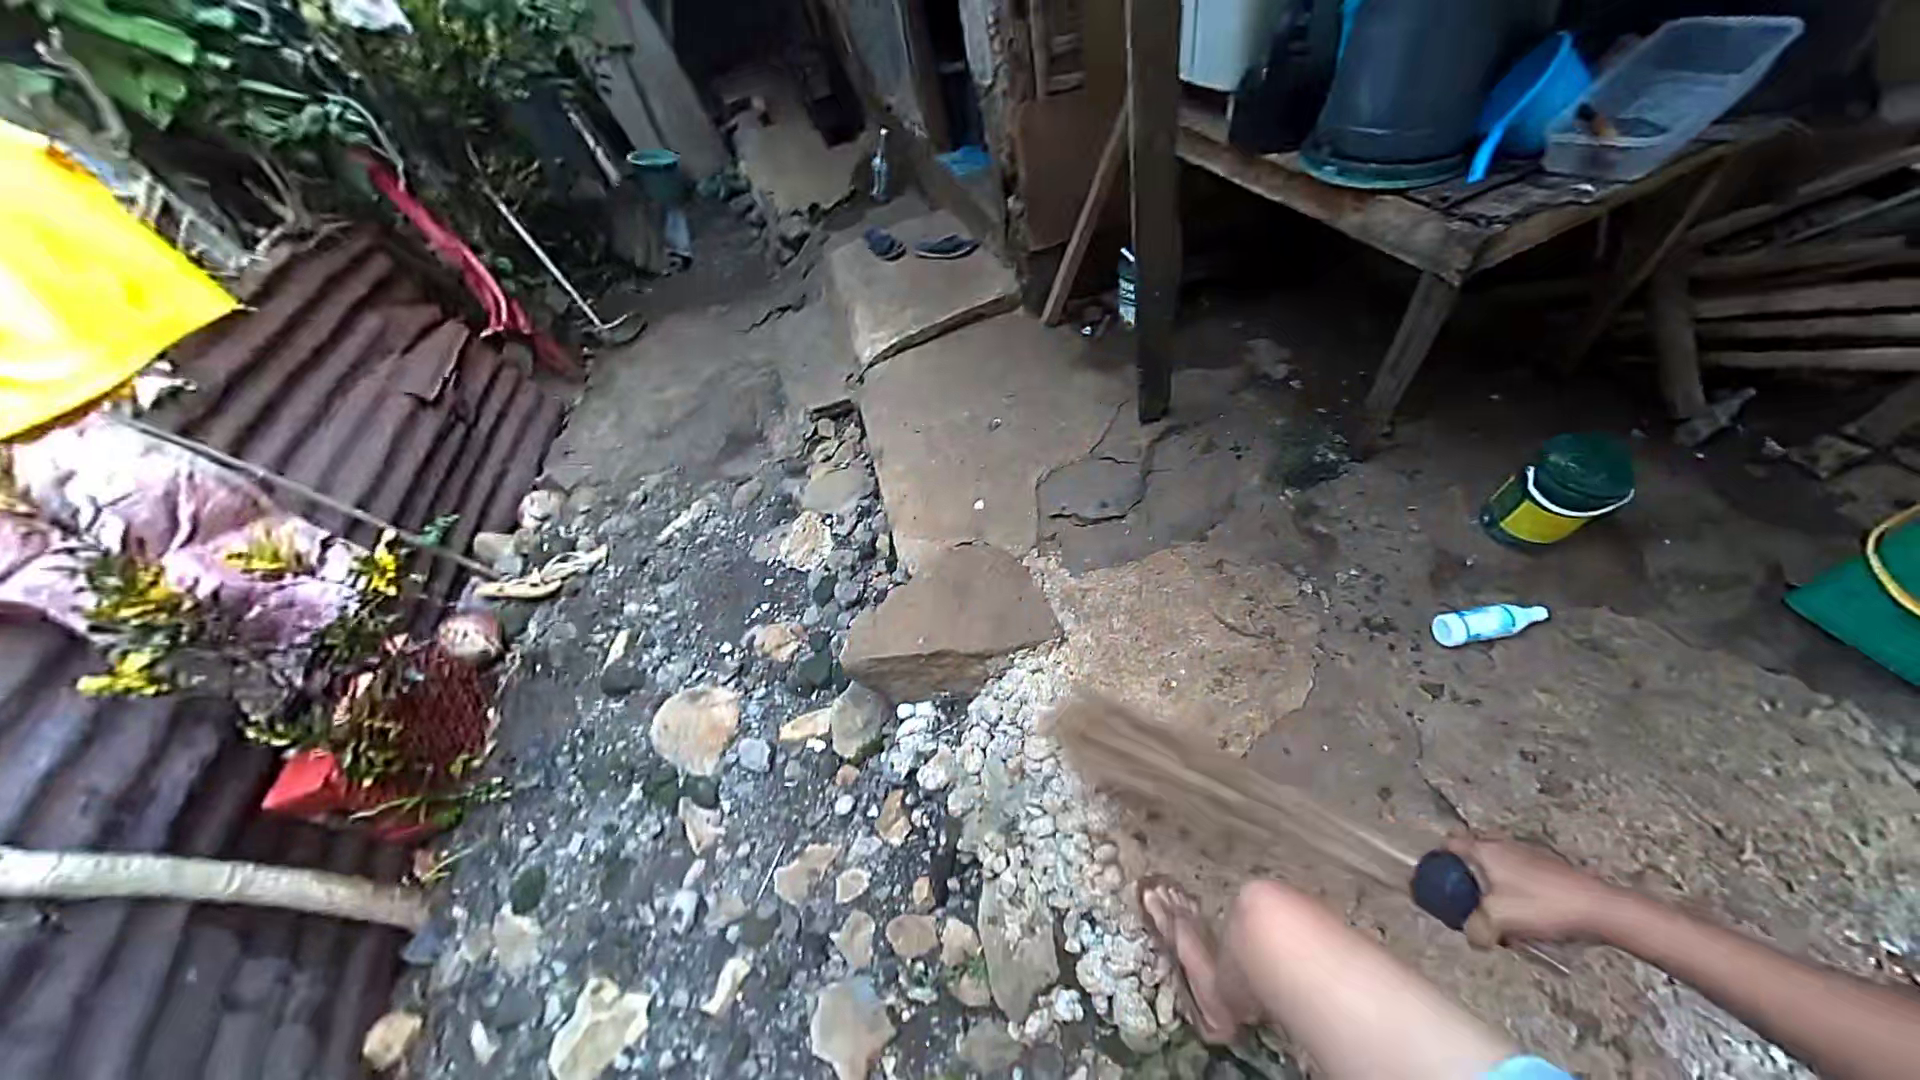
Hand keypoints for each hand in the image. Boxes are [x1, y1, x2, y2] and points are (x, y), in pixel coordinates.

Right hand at [1444, 835, 1629, 948]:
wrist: (1604, 910)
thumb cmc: (1543, 906)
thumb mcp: (1500, 922)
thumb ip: (1476, 929)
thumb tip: (1472, 936)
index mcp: (1483, 849)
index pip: (1448, 843)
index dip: (1439, 860)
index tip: (1440, 881)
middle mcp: (1500, 843)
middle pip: (1472, 854)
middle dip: (1467, 875)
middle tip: (1469, 899)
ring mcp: (1528, 853)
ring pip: (1498, 864)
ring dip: (1493, 883)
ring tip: (1501, 911)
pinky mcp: (1550, 866)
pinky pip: (1520, 872)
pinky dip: (1516, 887)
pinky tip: (1528, 912)